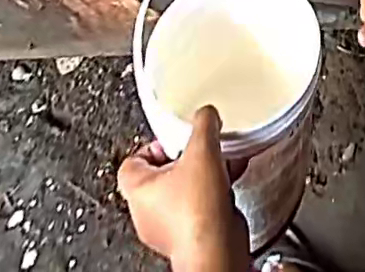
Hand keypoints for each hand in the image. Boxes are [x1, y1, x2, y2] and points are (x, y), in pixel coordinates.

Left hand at [117, 106, 247, 271]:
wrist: (218, 250)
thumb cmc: (196, 212)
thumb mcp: (201, 148)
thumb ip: (203, 123)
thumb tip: (206, 114)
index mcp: (139, 190)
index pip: (132, 162)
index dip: (151, 145)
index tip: (170, 137)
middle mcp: (150, 212)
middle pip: (162, 173)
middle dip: (184, 156)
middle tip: (197, 146)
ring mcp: (170, 226)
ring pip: (184, 189)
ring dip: (203, 172)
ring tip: (220, 157)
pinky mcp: (193, 234)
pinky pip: (200, 204)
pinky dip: (214, 189)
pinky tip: (231, 174)